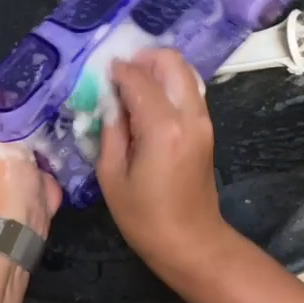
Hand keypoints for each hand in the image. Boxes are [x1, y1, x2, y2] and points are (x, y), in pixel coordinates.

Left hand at [0, 71, 61, 236]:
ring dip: (25, 105)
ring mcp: (9, 146)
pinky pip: (35, 128)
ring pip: (15, 115)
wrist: (22, 200)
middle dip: (5, 94)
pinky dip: (40, 119)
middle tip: (20, 91)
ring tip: (38, 96)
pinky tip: (49, 110)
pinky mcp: (31, 153)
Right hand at [96, 48, 227, 265]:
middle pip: (171, 61)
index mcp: (163, 128)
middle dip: (142, 60)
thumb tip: (109, 101)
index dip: (115, 71)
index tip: (97, 74)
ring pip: (183, 72)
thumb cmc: (144, 218)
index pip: (138, 79)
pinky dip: (167, 86)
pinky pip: (187, 90)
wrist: (191, 242)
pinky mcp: (206, 128)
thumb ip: (110, 130)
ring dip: (156, 71)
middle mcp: (189, 115)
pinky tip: (145, 104)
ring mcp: (203, 120)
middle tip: (117, 75)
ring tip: (128, 89)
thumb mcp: (111, 176)